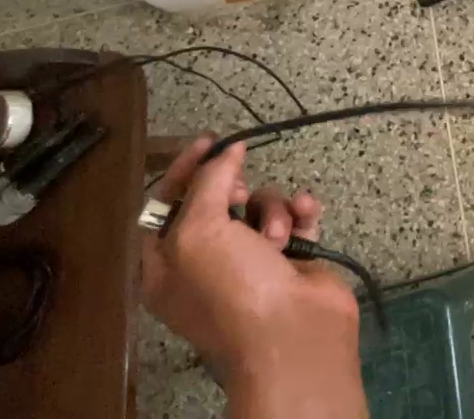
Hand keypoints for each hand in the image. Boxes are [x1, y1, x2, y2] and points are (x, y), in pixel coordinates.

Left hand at [142, 135, 365, 418]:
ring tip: (280, 234)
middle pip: (219, 200)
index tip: (211, 139)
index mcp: (167, 263)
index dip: (184, 169)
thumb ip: (208, 183)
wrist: (293, 334)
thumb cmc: (232, 288)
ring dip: (273, 209)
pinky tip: (307, 220)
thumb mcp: (200, 233)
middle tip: (244, 196)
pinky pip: (295, 217)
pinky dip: (302, 214)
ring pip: (262, 205)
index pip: (166, 203)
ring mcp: (251, 259)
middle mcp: (206, 260)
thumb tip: (227, 151)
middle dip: (238, 192)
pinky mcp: (291, 256)